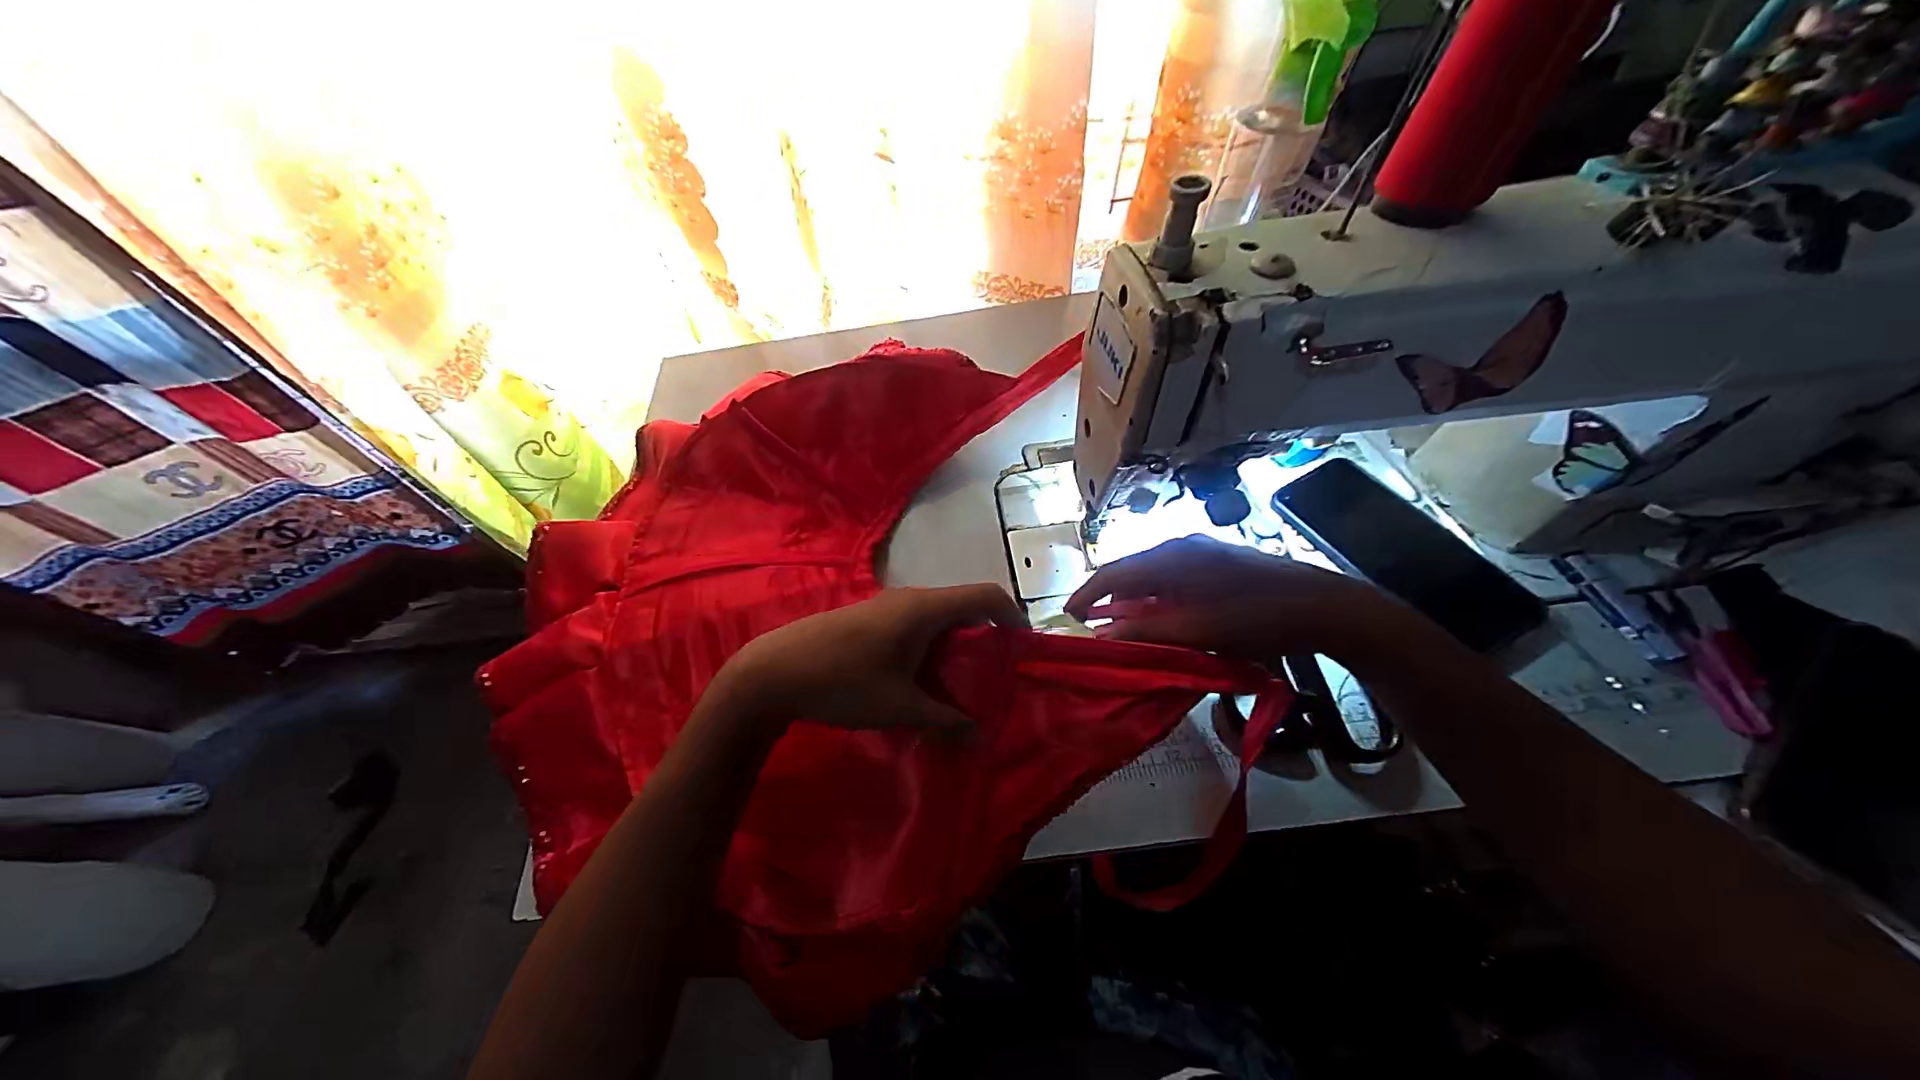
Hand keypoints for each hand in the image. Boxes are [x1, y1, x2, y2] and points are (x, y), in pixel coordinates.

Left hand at [719, 585, 1026, 732]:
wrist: (771, 672)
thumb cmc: (843, 683)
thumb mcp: (899, 707)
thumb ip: (944, 719)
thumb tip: (978, 734)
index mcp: (924, 609)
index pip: (985, 596)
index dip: (1011, 616)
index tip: (1023, 647)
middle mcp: (908, 598)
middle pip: (961, 606)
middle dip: (983, 638)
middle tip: (993, 676)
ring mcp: (884, 606)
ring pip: (935, 618)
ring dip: (952, 645)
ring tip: (957, 684)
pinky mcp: (866, 618)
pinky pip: (912, 625)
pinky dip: (928, 646)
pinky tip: (918, 680)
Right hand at [1064, 535, 1424, 667]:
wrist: (1322, 606)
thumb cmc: (1256, 617)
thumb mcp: (1196, 630)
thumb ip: (1145, 633)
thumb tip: (1100, 637)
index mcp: (1170, 557)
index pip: (1112, 573)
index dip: (1085, 595)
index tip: (1066, 616)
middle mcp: (1181, 546)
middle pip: (1129, 571)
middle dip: (1107, 597)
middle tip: (1090, 623)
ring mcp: (1202, 552)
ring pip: (1150, 574)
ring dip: (1132, 598)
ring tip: (1121, 623)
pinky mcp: (1218, 562)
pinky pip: (1171, 577)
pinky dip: (1155, 597)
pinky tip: (1160, 615)